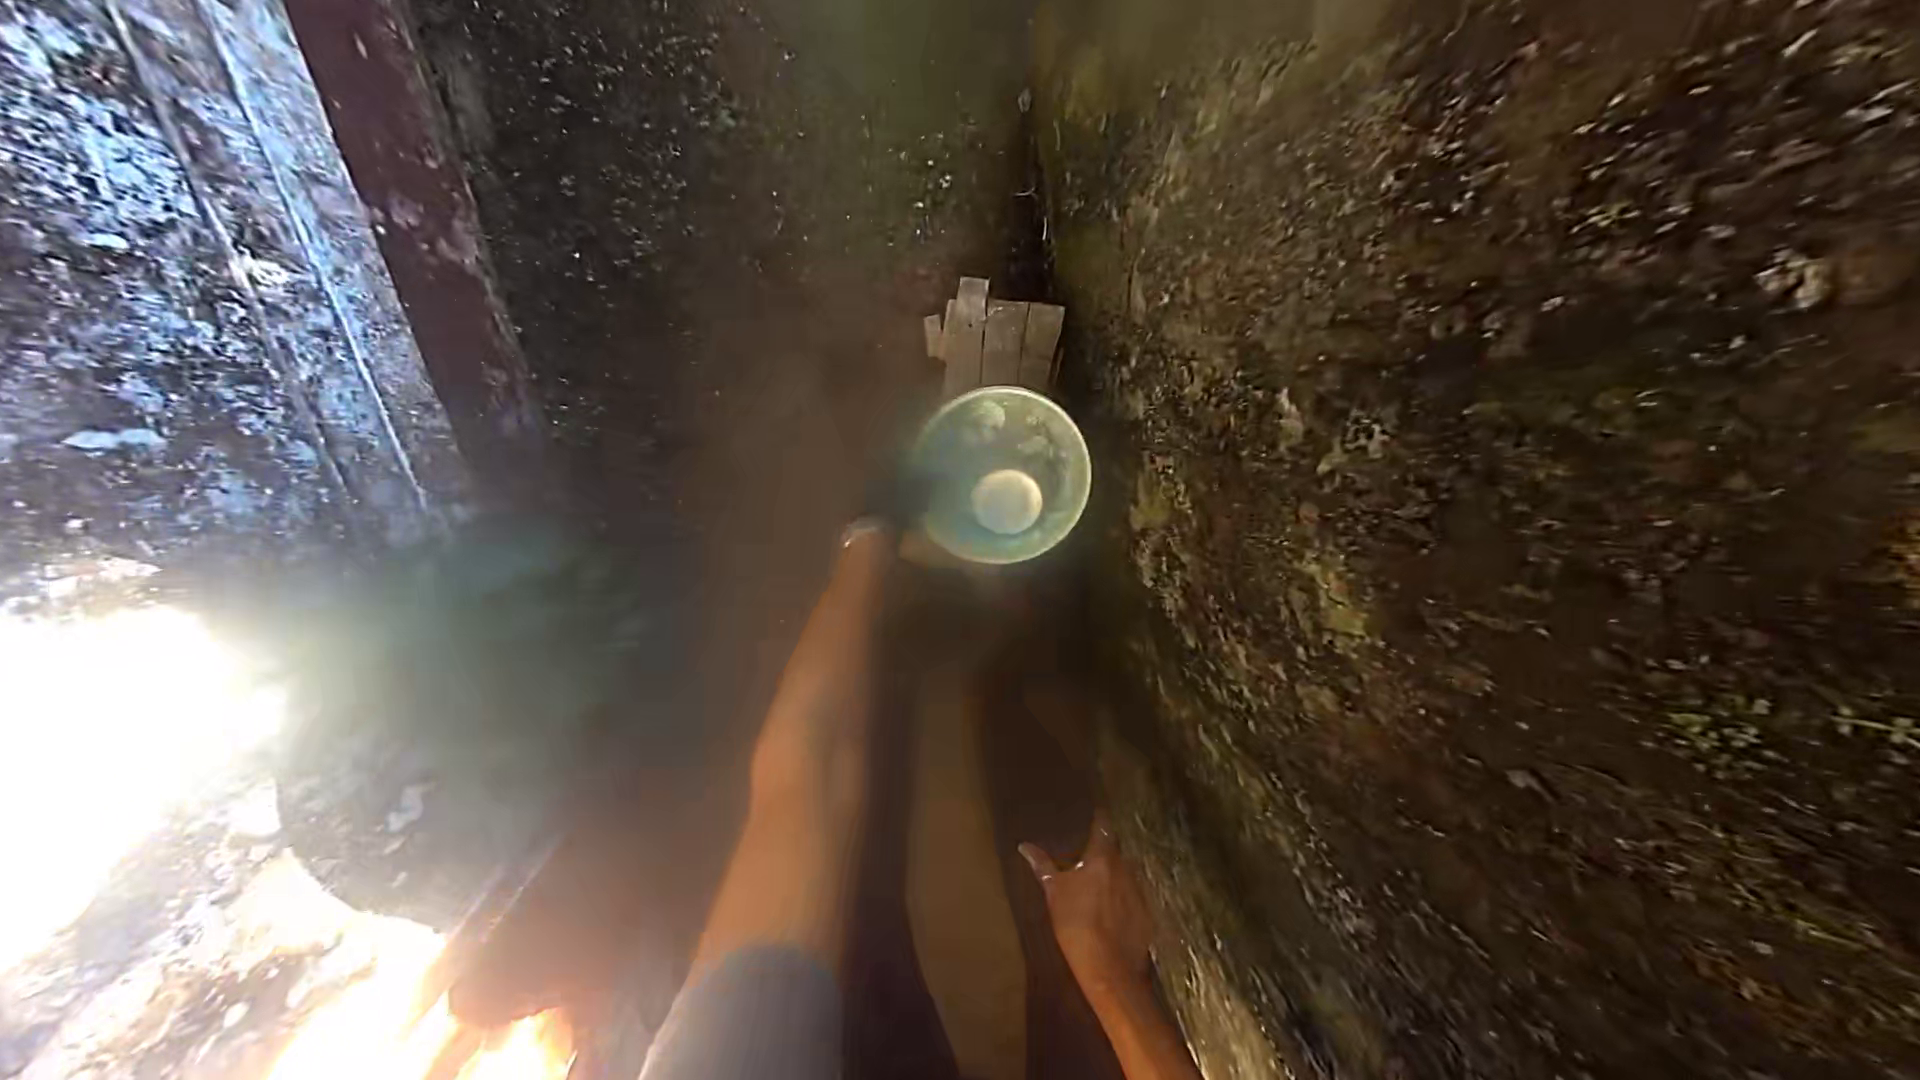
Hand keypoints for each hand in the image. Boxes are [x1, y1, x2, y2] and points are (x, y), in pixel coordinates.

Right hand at [1019, 814, 1154, 995]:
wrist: (1108, 969)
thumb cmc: (1075, 924)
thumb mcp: (1054, 892)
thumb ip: (1042, 865)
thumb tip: (1024, 846)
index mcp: (1101, 857)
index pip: (1104, 827)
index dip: (1099, 819)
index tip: (1095, 813)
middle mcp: (1124, 867)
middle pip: (1116, 850)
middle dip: (1105, 850)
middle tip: (1090, 854)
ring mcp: (1138, 890)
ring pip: (1125, 873)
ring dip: (1115, 874)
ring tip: (1100, 883)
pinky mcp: (1147, 913)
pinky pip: (1133, 896)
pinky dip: (1123, 897)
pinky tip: (1112, 910)